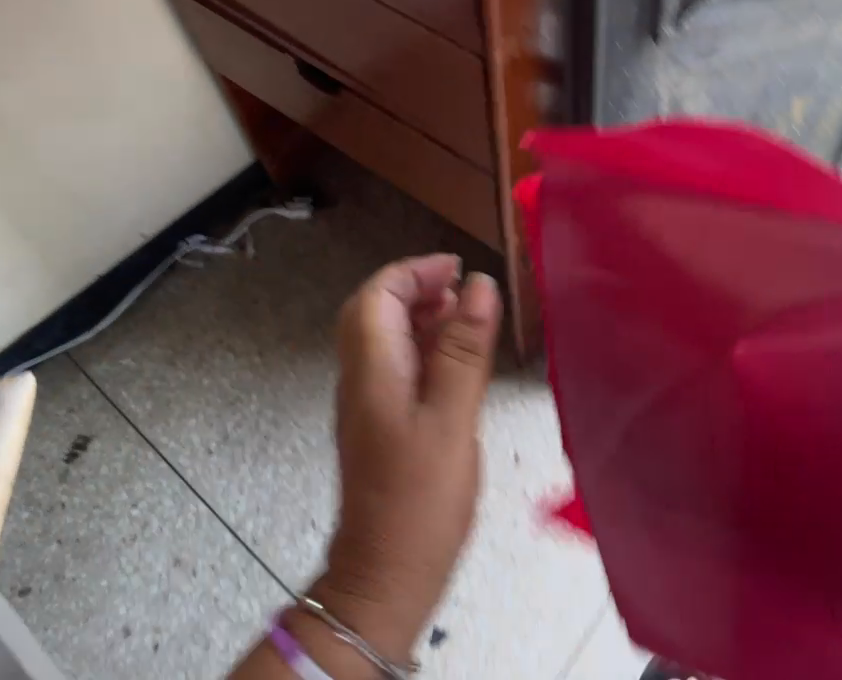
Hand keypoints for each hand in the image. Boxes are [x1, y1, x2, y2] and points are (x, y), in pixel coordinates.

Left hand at [308, 255, 500, 663]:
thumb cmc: (421, 497)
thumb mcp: (452, 417)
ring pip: (385, 337)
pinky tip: (458, 359)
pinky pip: (397, 365)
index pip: (377, 295)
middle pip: (373, 311)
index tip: (459, 268)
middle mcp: (362, 378)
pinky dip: (424, 345)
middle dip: (414, 286)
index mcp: (373, 369)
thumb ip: (466, 349)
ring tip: (466, 312)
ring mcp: (369, 402)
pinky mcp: (382, 423)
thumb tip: (480, 283)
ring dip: (420, 314)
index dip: (415, 271)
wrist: (387, 575)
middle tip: (461, 285)